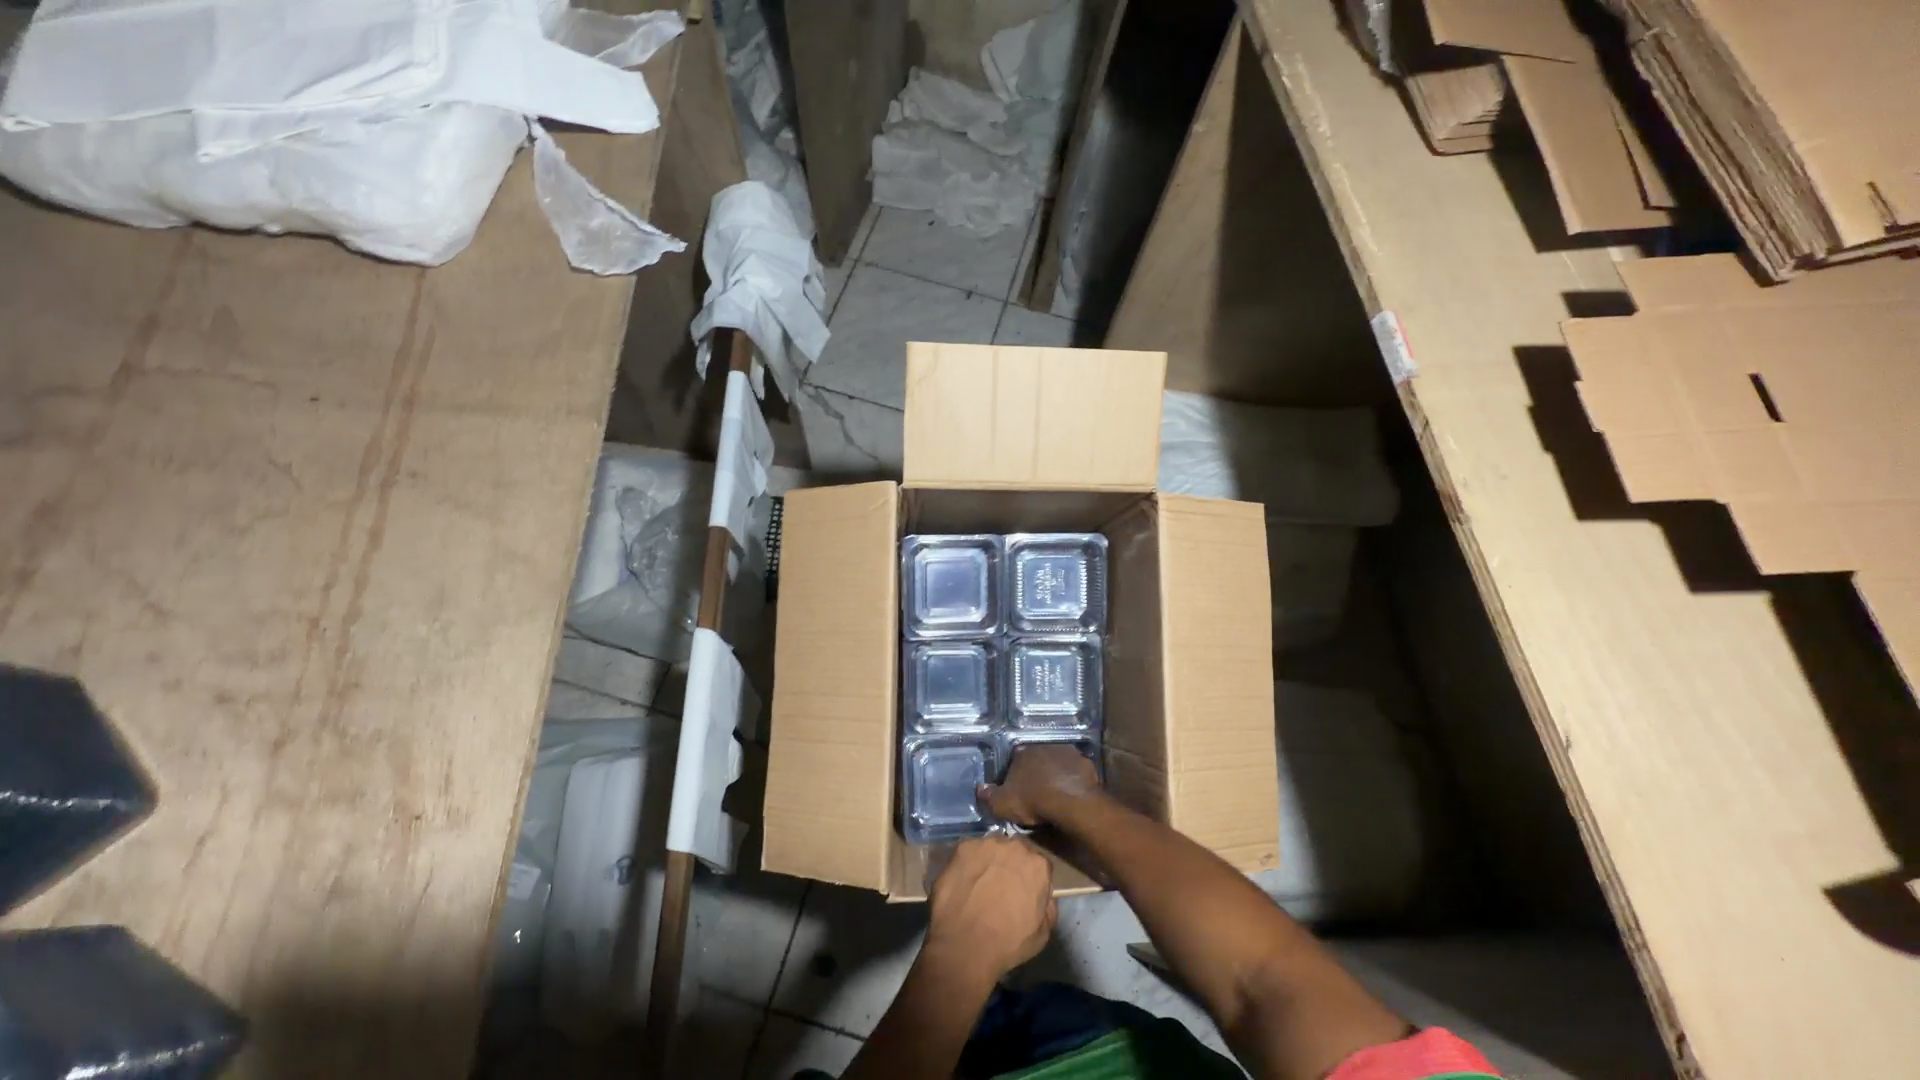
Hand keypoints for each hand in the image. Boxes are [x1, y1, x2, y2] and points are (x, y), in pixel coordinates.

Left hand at [924, 836, 1056, 983]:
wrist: (965, 944)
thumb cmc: (1007, 943)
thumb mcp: (1043, 933)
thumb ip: (1048, 906)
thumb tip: (1045, 896)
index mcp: (1038, 866)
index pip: (1039, 865)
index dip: (1030, 879)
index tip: (1022, 892)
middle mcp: (1015, 847)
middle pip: (1016, 851)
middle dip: (1011, 864)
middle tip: (1000, 886)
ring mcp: (986, 845)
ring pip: (992, 848)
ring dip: (990, 860)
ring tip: (979, 883)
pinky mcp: (962, 848)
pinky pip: (969, 852)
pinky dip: (968, 863)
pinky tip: (963, 881)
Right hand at [980, 744, 1099, 825]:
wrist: (1070, 802)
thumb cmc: (1032, 801)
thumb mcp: (1002, 804)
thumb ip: (989, 796)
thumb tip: (979, 788)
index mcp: (1022, 753)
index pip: (1015, 759)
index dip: (1015, 772)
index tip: (1017, 786)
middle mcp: (1044, 747)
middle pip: (1038, 757)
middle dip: (1037, 770)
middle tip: (1037, 789)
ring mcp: (1067, 753)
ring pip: (1058, 761)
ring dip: (1056, 772)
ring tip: (1056, 790)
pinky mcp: (1085, 763)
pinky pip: (1076, 770)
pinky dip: (1073, 778)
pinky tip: (1072, 791)